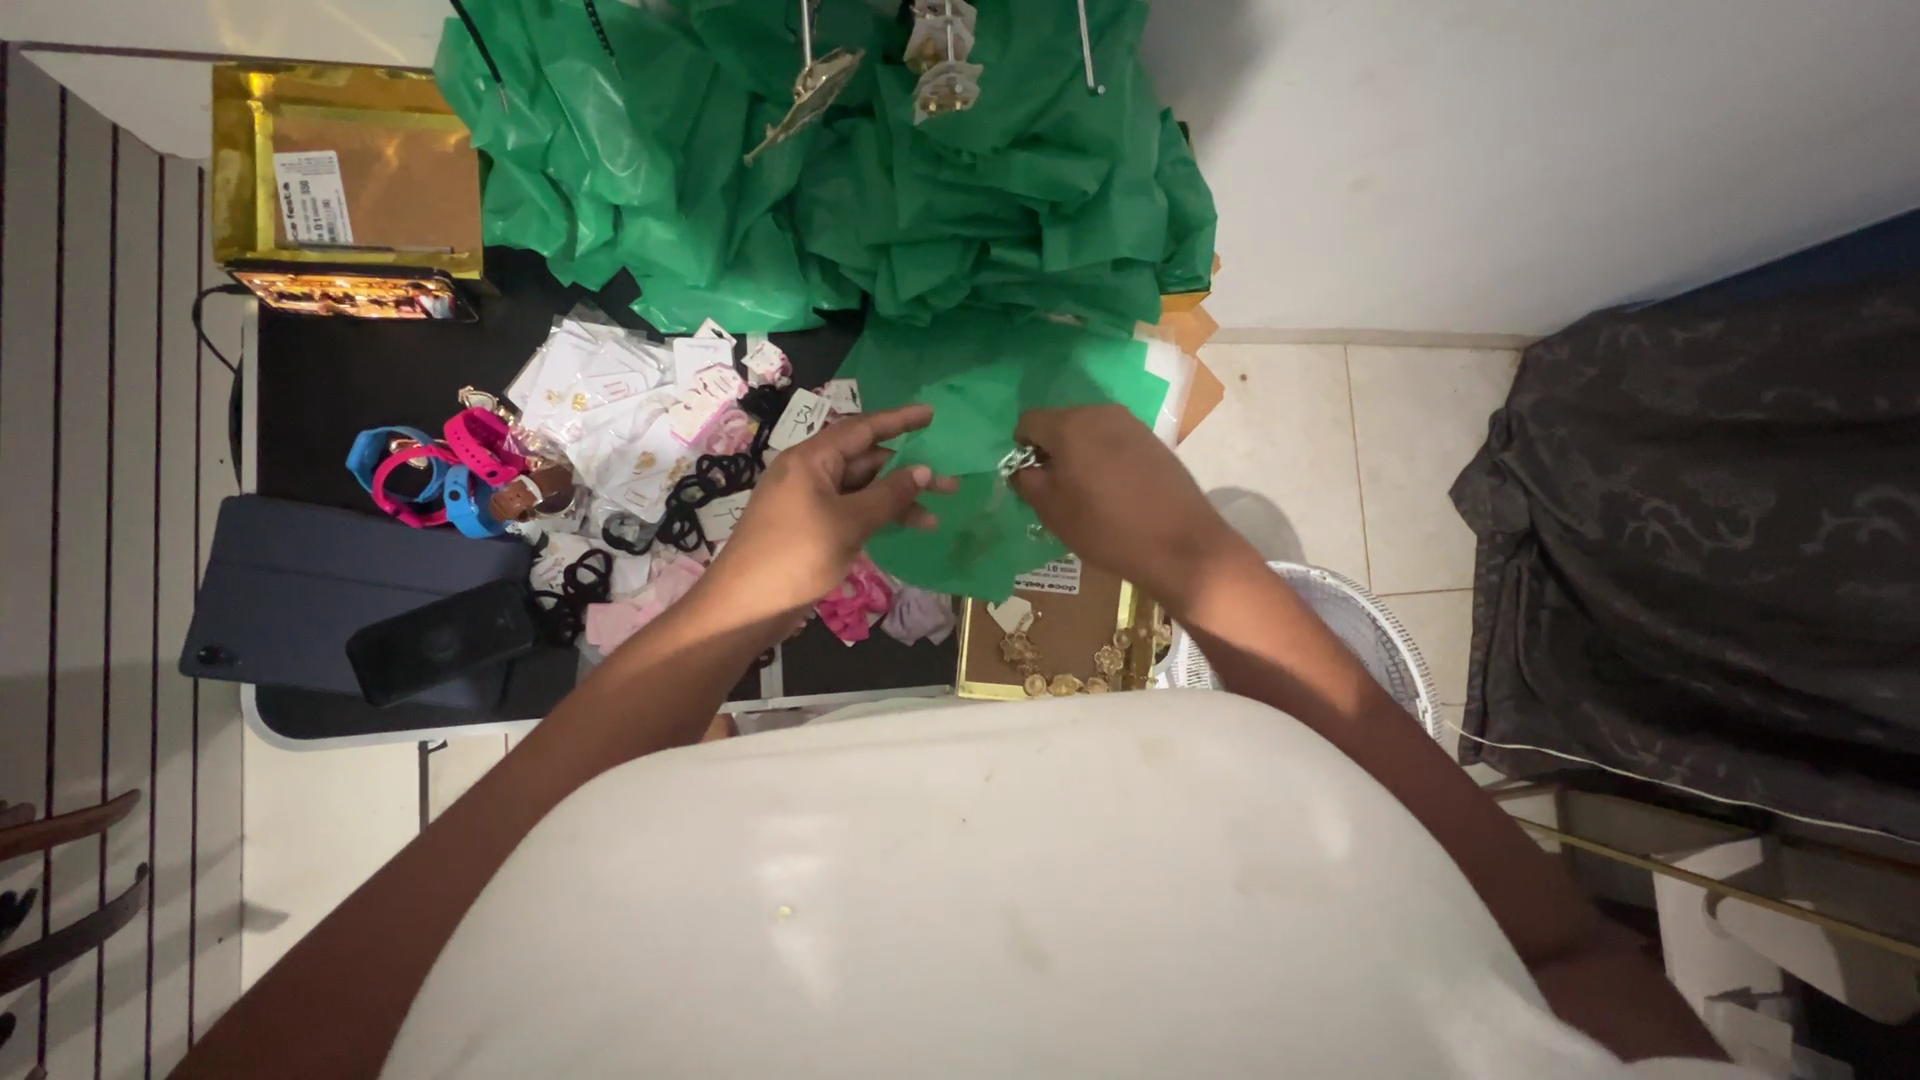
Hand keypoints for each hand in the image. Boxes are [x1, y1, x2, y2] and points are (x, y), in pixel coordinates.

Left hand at [705, 404, 957, 618]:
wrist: (744, 606)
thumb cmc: (795, 556)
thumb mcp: (848, 523)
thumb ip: (888, 495)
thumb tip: (924, 471)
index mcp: (812, 459)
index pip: (862, 429)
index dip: (899, 421)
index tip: (931, 415)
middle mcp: (809, 473)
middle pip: (865, 461)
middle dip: (907, 471)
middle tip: (950, 484)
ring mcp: (808, 502)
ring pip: (860, 489)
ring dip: (895, 500)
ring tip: (934, 518)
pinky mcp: (809, 528)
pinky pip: (849, 511)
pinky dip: (876, 517)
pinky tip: (903, 529)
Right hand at [1009, 406, 1255, 609]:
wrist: (1180, 544)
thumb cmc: (1106, 528)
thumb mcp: (1052, 511)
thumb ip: (1027, 482)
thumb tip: (1022, 469)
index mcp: (1070, 425)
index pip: (1028, 421)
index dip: (1022, 448)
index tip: (1031, 478)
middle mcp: (1100, 412)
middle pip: (1060, 421)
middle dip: (1052, 449)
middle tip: (1057, 487)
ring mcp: (1132, 424)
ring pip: (1089, 430)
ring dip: (1080, 453)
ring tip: (1088, 491)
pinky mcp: (1154, 440)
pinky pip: (1115, 440)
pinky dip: (1105, 457)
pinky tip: (1115, 489)